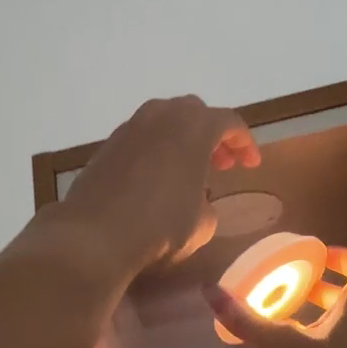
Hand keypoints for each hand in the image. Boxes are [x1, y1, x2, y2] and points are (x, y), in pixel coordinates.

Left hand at [60, 96, 260, 274]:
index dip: (245, 142)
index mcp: (193, 127)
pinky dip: (158, 148)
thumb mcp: (202, 225)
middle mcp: (162, 115)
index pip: (229, 121)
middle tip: (222, 164)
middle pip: (195, 112)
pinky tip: (158, 178)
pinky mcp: (108, 143)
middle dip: (213, 134)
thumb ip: (208, 204)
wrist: (95, 234)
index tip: (251, 165)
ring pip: (165, 119)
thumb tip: (197, 201)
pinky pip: (143, 135)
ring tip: (190, 170)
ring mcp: (131, 126)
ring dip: (183, 138)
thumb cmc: (160, 226)